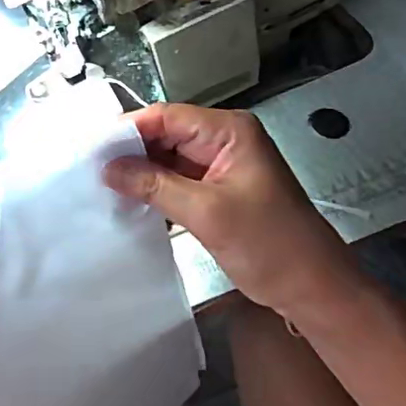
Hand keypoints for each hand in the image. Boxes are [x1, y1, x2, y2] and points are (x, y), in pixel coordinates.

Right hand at [105, 104, 361, 323]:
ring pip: (169, 156)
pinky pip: (178, 178)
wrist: (313, 288)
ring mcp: (221, 164)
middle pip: (166, 133)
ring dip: (141, 170)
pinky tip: (129, 197)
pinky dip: (155, 187)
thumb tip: (108, 168)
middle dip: (131, 150)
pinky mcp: (218, 188)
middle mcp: (224, 139)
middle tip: (91, 168)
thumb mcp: (207, 213)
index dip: (129, 129)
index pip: (168, 117)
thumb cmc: (270, 244)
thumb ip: (154, 185)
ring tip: (102, 183)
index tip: (93, 148)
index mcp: (230, 131)